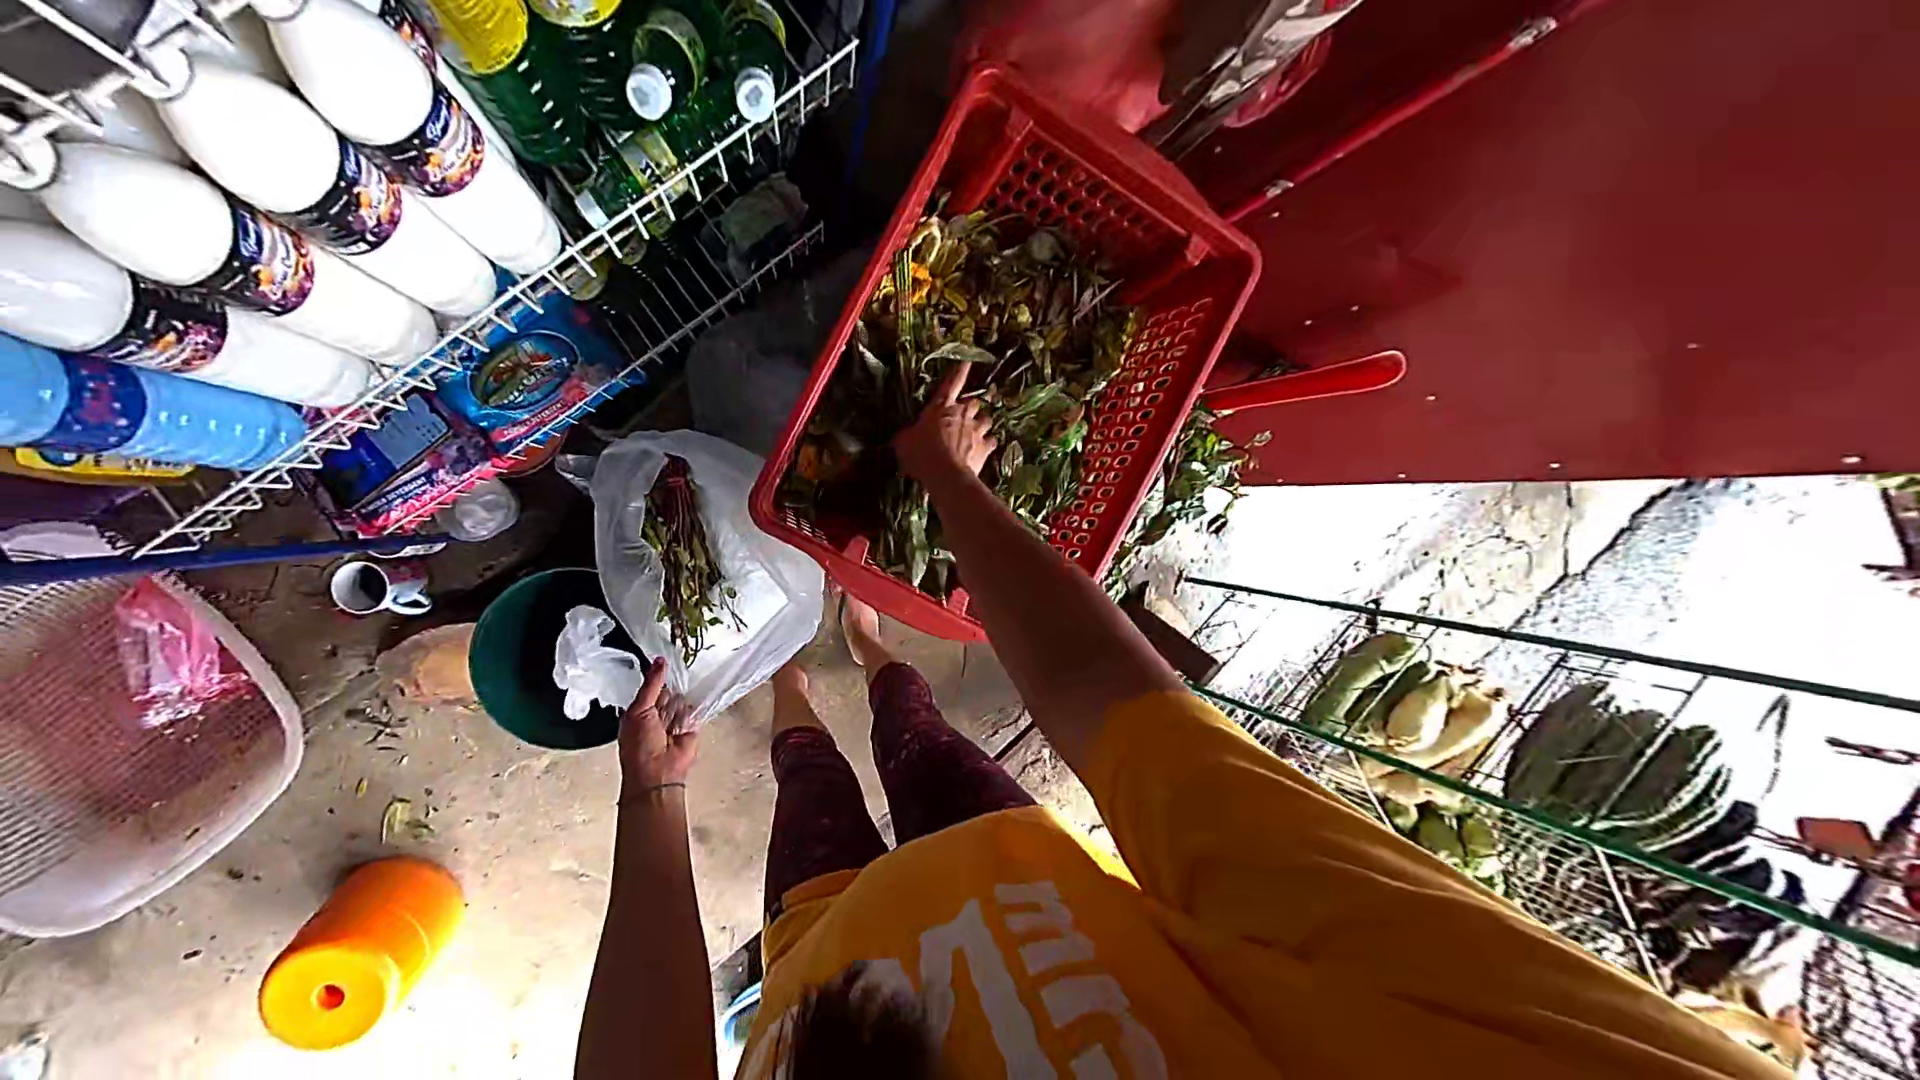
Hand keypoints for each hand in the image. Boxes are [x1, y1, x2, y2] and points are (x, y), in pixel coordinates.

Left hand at [618, 657, 698, 793]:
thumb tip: (660, 660)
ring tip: (670, 721)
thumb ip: (651, 684)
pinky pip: (694, 711)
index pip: (650, 686)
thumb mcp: (639, 710)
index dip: (657, 675)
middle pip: (668, 691)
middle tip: (665, 698)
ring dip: (678, 705)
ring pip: (681, 700)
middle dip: (669, 690)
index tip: (665, 658)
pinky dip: (691, 711)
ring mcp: (674, 720)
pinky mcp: (691, 726)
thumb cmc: (640, 745)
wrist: (659, 772)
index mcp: (639, 710)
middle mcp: (657, 714)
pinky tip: (683, 718)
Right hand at [894, 360, 995, 484]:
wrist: (945, 474)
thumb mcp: (904, 442)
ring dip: (982, 424)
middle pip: (973, 402)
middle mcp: (962, 414)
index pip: (951, 384)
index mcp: (941, 407)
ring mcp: (976, 429)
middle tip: (966, 415)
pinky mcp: (986, 446)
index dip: (959, 371)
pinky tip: (984, 449)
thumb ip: (907, 435)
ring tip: (977, 432)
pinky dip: (988, 443)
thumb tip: (903, 436)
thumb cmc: (921, 454)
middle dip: (971, 407)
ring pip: (986, 419)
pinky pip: (992, 440)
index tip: (968, 361)